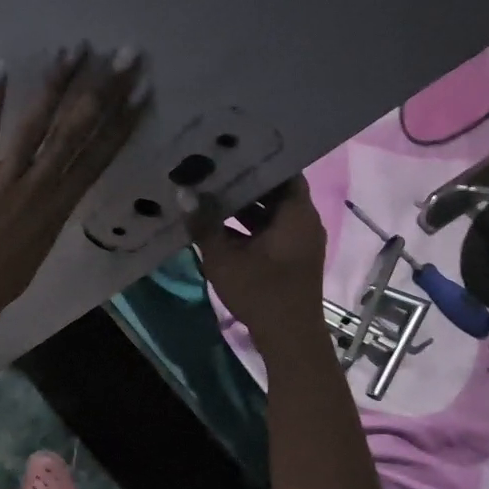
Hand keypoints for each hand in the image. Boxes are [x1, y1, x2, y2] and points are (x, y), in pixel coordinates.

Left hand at [0, 43, 149, 325]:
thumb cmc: (4, 277)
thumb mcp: (41, 244)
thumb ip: (50, 210)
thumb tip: (59, 184)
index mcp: (60, 206)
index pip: (99, 156)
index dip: (122, 121)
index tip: (143, 89)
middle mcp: (40, 189)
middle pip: (76, 133)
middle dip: (103, 90)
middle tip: (126, 53)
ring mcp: (7, 183)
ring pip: (37, 127)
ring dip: (57, 84)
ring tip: (74, 48)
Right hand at [188, 177, 328, 349]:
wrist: (288, 335)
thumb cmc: (259, 291)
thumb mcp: (224, 258)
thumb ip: (204, 225)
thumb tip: (184, 194)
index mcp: (296, 212)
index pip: (282, 171)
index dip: (258, 161)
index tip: (230, 153)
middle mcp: (303, 221)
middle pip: (275, 193)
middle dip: (245, 185)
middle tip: (213, 174)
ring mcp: (299, 242)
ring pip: (271, 215)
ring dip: (243, 210)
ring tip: (210, 200)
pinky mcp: (291, 259)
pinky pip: (270, 233)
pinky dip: (249, 230)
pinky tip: (220, 231)